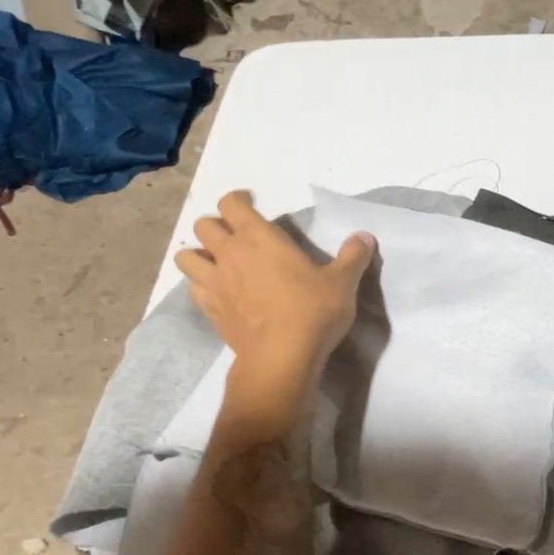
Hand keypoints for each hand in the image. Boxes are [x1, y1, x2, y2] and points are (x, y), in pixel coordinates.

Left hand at [175, 191, 375, 390]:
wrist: (282, 355)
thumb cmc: (313, 312)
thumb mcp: (343, 283)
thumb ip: (353, 257)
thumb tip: (365, 236)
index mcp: (259, 239)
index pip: (232, 205)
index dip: (238, 199)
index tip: (249, 201)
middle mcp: (230, 254)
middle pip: (204, 226)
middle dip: (218, 225)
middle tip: (237, 235)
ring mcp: (215, 282)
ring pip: (187, 256)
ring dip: (200, 254)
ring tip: (218, 262)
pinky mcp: (211, 308)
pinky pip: (194, 287)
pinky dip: (203, 285)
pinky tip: (221, 292)